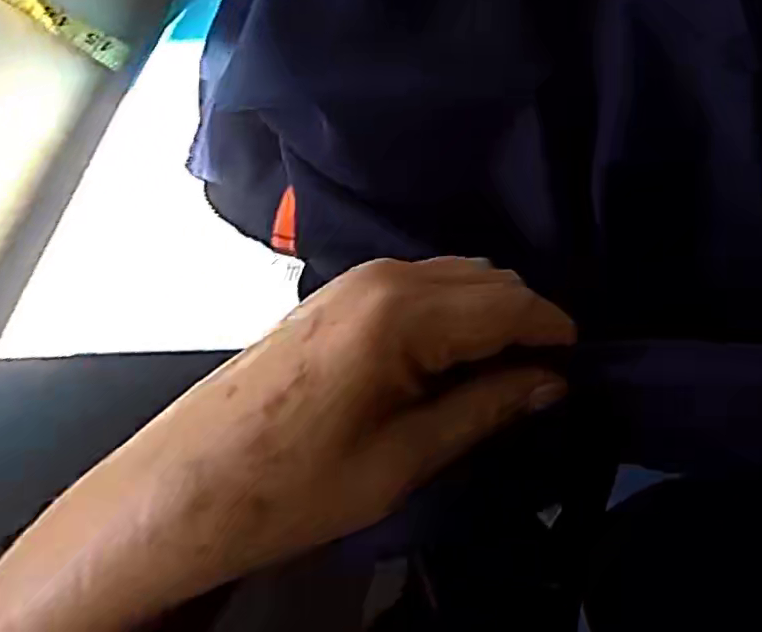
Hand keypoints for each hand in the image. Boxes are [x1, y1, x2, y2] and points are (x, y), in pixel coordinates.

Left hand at [0, 257, 574, 631]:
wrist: (177, 487)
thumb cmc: (292, 486)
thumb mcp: (404, 459)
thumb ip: (488, 407)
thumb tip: (554, 380)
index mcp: (403, 312)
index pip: (509, 303)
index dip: (555, 330)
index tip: (583, 363)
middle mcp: (387, 274)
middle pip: (490, 279)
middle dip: (527, 319)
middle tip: (546, 375)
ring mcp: (362, 275)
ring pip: (460, 275)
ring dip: (493, 312)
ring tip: (505, 370)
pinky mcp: (346, 287)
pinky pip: (427, 281)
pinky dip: (457, 308)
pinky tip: (454, 354)